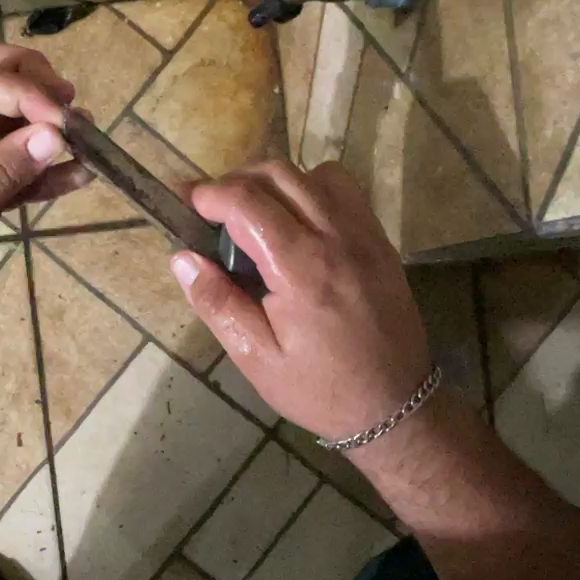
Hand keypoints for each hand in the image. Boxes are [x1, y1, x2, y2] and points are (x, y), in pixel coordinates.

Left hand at [0, 44, 90, 321]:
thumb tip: (54, 134)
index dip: (22, 92)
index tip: (62, 120)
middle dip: (32, 85)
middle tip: (71, 106)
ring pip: (7, 123)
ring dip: (45, 125)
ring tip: (87, 138)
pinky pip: (17, 169)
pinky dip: (46, 170)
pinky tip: (80, 176)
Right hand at [170, 159, 433, 444]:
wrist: (396, 405)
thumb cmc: (320, 389)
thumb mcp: (256, 359)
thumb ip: (218, 303)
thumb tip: (182, 258)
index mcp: (302, 268)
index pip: (247, 202)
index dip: (208, 194)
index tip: (183, 202)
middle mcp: (336, 237)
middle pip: (279, 174)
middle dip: (235, 181)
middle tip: (210, 211)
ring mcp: (364, 234)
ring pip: (313, 174)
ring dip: (273, 181)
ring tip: (250, 214)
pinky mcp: (379, 240)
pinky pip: (343, 190)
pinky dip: (309, 189)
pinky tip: (294, 221)